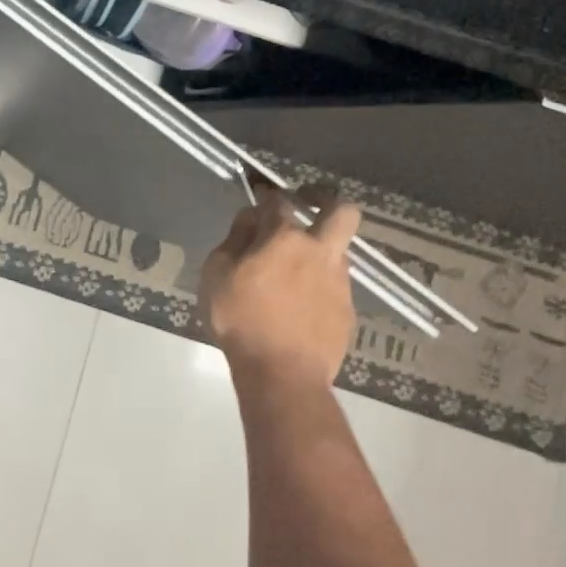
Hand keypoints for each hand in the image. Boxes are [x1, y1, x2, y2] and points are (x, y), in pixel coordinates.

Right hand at [200, 185, 359, 391]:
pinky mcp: (348, 312)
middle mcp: (320, 253)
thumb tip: (250, 219)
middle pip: (342, 212)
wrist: (283, 373)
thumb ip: (234, 240)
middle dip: (327, 200)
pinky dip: (317, 285)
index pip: (278, 201)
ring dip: (318, 249)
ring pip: (337, 251)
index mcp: (285, 239)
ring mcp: (340, 283)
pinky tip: (296, 304)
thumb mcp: (217, 273)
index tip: (257, 193)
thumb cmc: (240, 317)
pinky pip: (334, 285)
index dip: (267, 193)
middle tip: (307, 203)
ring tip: (289, 270)